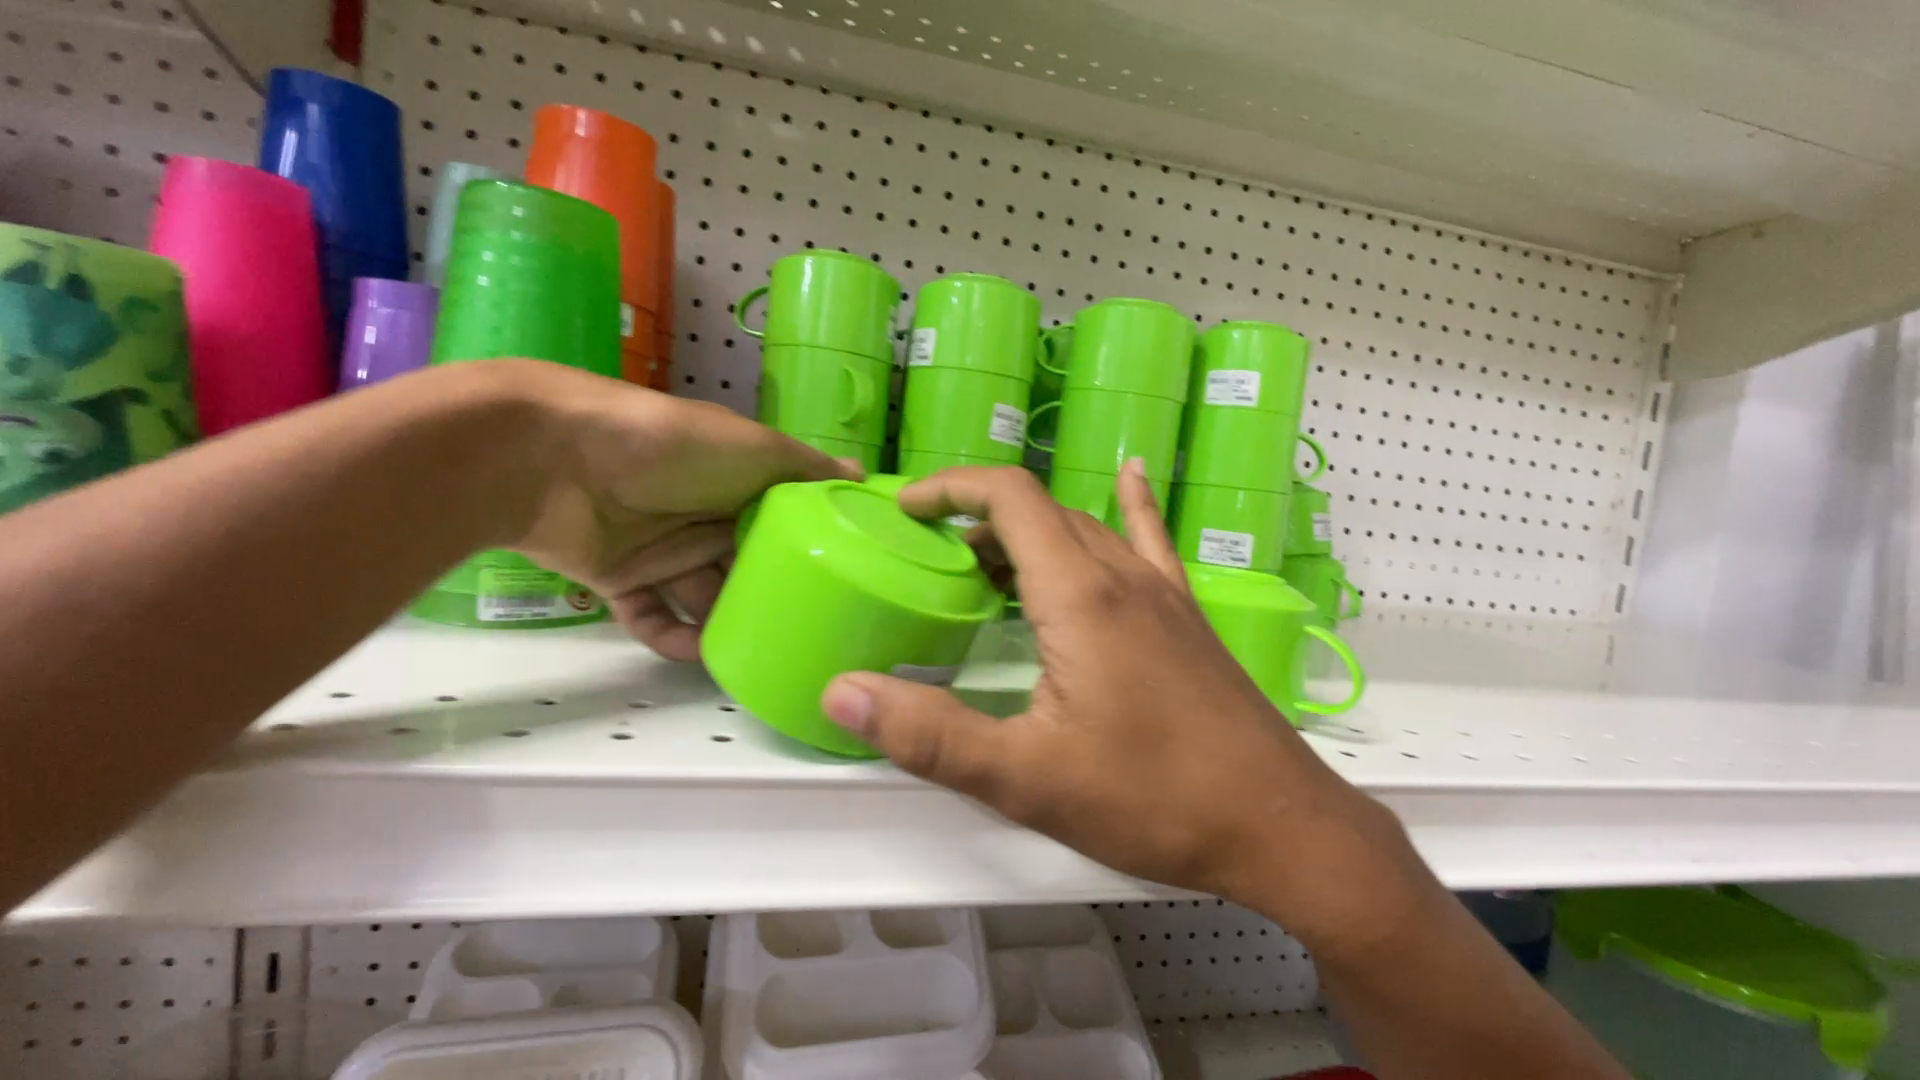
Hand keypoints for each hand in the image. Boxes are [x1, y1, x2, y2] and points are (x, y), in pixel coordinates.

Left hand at [486, 361, 856, 658]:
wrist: (554, 457)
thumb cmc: (670, 446)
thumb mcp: (753, 448)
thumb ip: (805, 470)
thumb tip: (864, 477)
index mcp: (737, 480)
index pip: (781, 522)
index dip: (808, 550)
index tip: (843, 587)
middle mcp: (704, 515)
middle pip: (746, 566)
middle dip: (773, 597)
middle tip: (810, 637)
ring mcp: (661, 549)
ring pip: (705, 598)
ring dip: (729, 625)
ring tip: (764, 656)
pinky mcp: (620, 579)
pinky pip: (654, 618)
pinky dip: (675, 639)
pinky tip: (703, 657)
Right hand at [819, 462, 1437, 958]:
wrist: (1278, 825)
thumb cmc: (1152, 799)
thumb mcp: (1026, 778)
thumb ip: (930, 734)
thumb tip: (841, 692)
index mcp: (1080, 595)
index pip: (1008, 497)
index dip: (951, 487)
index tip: (905, 509)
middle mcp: (1123, 576)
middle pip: (1041, 511)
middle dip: (977, 520)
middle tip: (931, 561)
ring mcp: (1164, 594)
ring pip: (1085, 531)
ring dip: (1028, 534)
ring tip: (984, 566)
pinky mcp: (1187, 619)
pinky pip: (1149, 543)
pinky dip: (1128, 507)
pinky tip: (1130, 476)